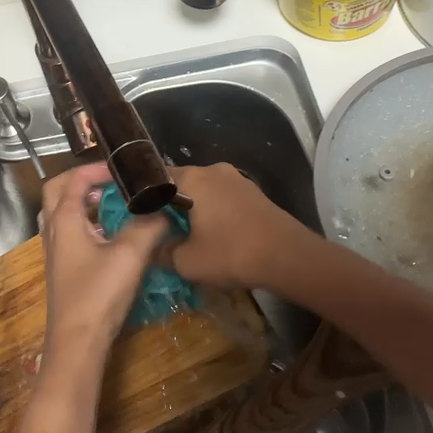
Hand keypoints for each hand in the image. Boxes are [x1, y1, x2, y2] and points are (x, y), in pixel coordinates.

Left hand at [39, 162, 170, 362]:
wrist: (77, 343)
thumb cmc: (99, 293)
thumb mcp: (130, 255)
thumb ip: (149, 227)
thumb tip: (165, 210)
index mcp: (64, 219)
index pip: (74, 179)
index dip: (97, 169)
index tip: (123, 170)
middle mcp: (54, 231)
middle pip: (58, 192)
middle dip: (81, 181)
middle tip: (109, 182)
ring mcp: (55, 252)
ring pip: (62, 215)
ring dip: (83, 204)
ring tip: (112, 206)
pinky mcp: (63, 270)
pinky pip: (69, 235)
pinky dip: (86, 225)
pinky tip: (110, 238)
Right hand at [162, 163, 313, 289]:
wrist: (288, 257)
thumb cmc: (232, 253)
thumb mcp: (187, 262)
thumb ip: (162, 253)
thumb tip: (152, 249)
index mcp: (193, 178)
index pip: (157, 179)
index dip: (147, 200)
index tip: (144, 221)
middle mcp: (213, 170)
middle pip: (182, 184)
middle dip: (173, 207)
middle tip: (165, 232)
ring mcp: (237, 179)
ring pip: (205, 192)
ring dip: (197, 210)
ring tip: (192, 237)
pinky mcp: (254, 193)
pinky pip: (224, 198)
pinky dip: (217, 213)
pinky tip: (218, 237)